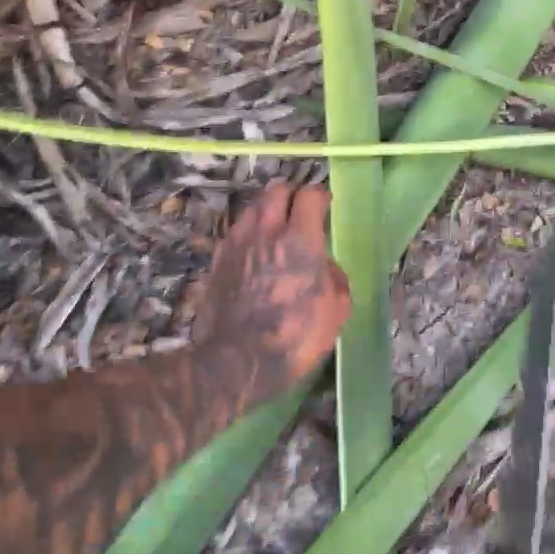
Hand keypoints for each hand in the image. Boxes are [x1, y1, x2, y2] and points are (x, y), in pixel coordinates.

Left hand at [197, 182, 350, 382]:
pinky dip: (248, 233)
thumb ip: (335, 278)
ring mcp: (237, 244)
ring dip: (267, 212)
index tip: (327, 206)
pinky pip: (235, 232)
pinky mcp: (217, 262)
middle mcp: (267, 232)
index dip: (321, 196)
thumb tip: (325, 267)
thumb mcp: (336, 310)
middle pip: (276, 191)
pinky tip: (255, 252)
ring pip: (253, 209)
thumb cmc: (296, 336)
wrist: (237, 362)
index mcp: (301, 239)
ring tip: (276, 230)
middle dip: (292, 195)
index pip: (310, 195)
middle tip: (301, 211)